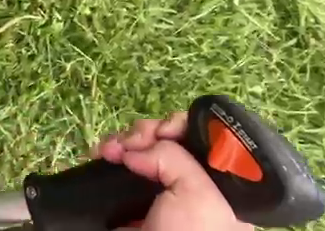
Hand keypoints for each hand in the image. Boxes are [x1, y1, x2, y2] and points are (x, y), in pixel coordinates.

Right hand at [96, 112, 248, 230]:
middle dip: (145, 132)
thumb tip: (134, 149)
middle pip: (169, 136)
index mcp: (222, 185)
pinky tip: (102, 154)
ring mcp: (163, 186)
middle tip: (131, 143)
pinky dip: (110, 149)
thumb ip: (175, 158)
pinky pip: (122, 156)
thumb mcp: (200, 197)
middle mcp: (194, 180)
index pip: (203, 139)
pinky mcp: (136, 190)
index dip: (179, 126)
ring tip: (110, 152)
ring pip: (142, 142)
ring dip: (122, 140)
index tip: (162, 132)